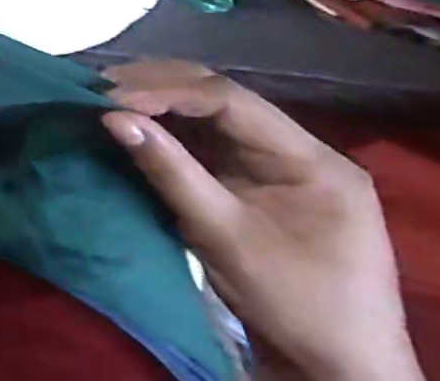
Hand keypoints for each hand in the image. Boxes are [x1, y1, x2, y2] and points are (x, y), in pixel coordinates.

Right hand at [101, 63, 422, 380]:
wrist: (337, 374)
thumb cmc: (293, 306)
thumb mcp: (225, 238)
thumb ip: (170, 171)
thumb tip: (111, 116)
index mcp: (312, 160)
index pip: (229, 100)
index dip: (166, 91)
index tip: (113, 98)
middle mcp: (298, 147)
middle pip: (218, 95)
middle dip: (157, 87)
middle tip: (101, 89)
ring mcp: (276, 160)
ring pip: (208, 109)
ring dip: (157, 100)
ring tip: (109, 98)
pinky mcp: (254, 174)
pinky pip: (205, 134)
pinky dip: (166, 124)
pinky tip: (135, 120)